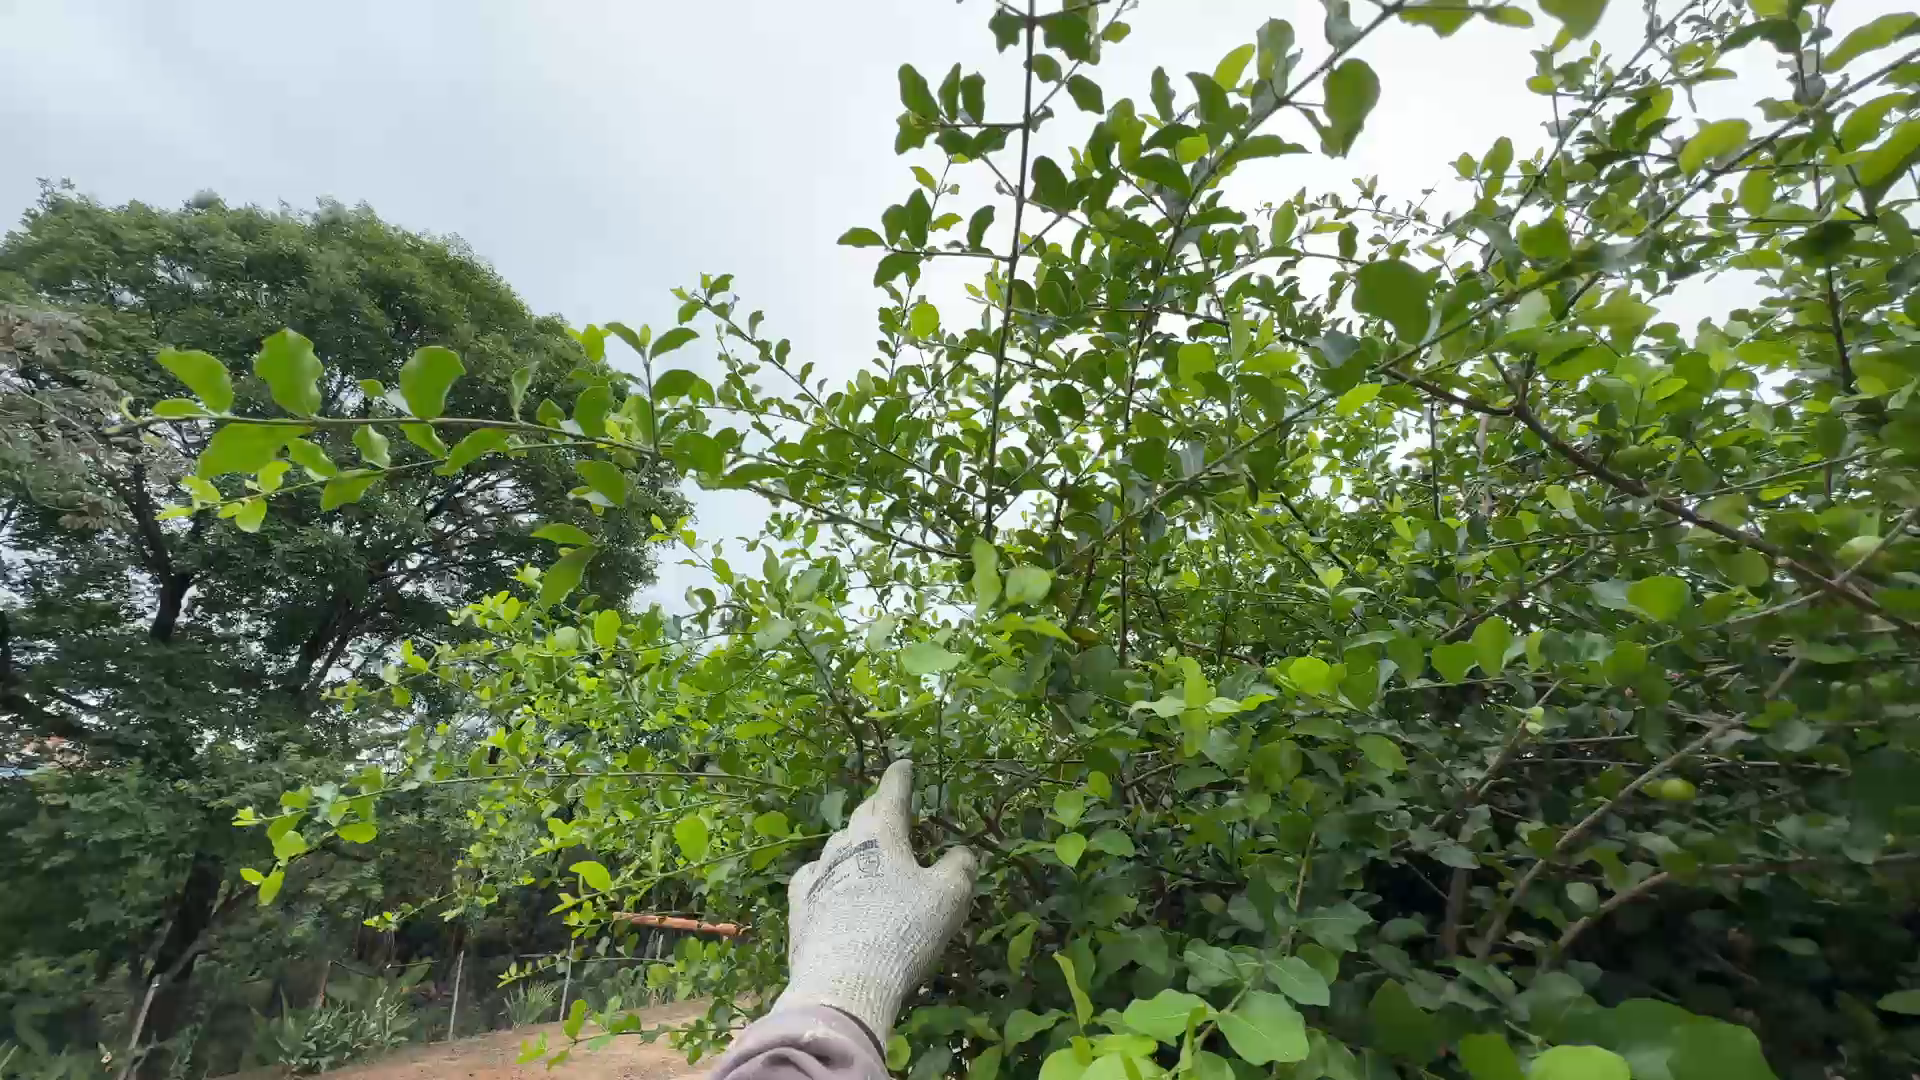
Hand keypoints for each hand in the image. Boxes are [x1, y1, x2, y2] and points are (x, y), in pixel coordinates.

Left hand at [776, 759, 977, 1041]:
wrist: (844, 983)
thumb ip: (960, 867)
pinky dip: (825, 872)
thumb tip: (963, 852)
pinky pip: (813, 875)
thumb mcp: (948, 898)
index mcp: (883, 833)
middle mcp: (847, 843)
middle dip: (878, 805)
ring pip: (838, 843)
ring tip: (864, 847)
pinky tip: (826, 880)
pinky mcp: (800, 903)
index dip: (900, 776)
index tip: (904, 764)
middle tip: (889, 805)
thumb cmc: (902, 932)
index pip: (892, 792)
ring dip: (853, 839)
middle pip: (863, 813)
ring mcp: (819, 871)